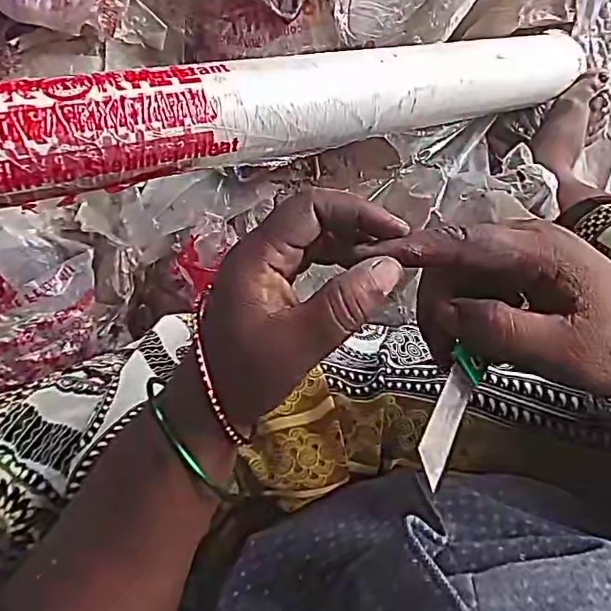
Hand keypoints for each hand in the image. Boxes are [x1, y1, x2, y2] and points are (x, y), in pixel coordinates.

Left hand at [195, 189, 408, 434]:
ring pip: (312, 236)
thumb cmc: (246, 375)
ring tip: (387, 260)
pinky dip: (337, 260)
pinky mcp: (269, 281)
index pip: (309, 207)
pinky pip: (308, 257)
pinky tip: (360, 275)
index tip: (395, 230)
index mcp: (257, 254)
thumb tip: (390, 267)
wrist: (211, 403)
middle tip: (399, 247)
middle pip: (312, 216)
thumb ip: (344, 305)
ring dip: (350, 242)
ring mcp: (263, 265)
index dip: (355, 211)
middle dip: (357, 225)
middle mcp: (258, 250)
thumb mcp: (300, 343)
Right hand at [362, 219, 610, 398]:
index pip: (462, 242)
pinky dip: (469, 318)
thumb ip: (500, 329)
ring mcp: (522, 256)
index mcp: (539, 247)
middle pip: (453, 263)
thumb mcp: (567, 351)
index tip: (372, 259)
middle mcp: (524, 241)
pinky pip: (477, 289)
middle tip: (445, 355)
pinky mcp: (521, 275)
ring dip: (452, 317)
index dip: (413, 250)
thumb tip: (445, 312)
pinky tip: (483, 345)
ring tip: (465, 358)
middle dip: (438, 306)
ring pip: (460, 278)